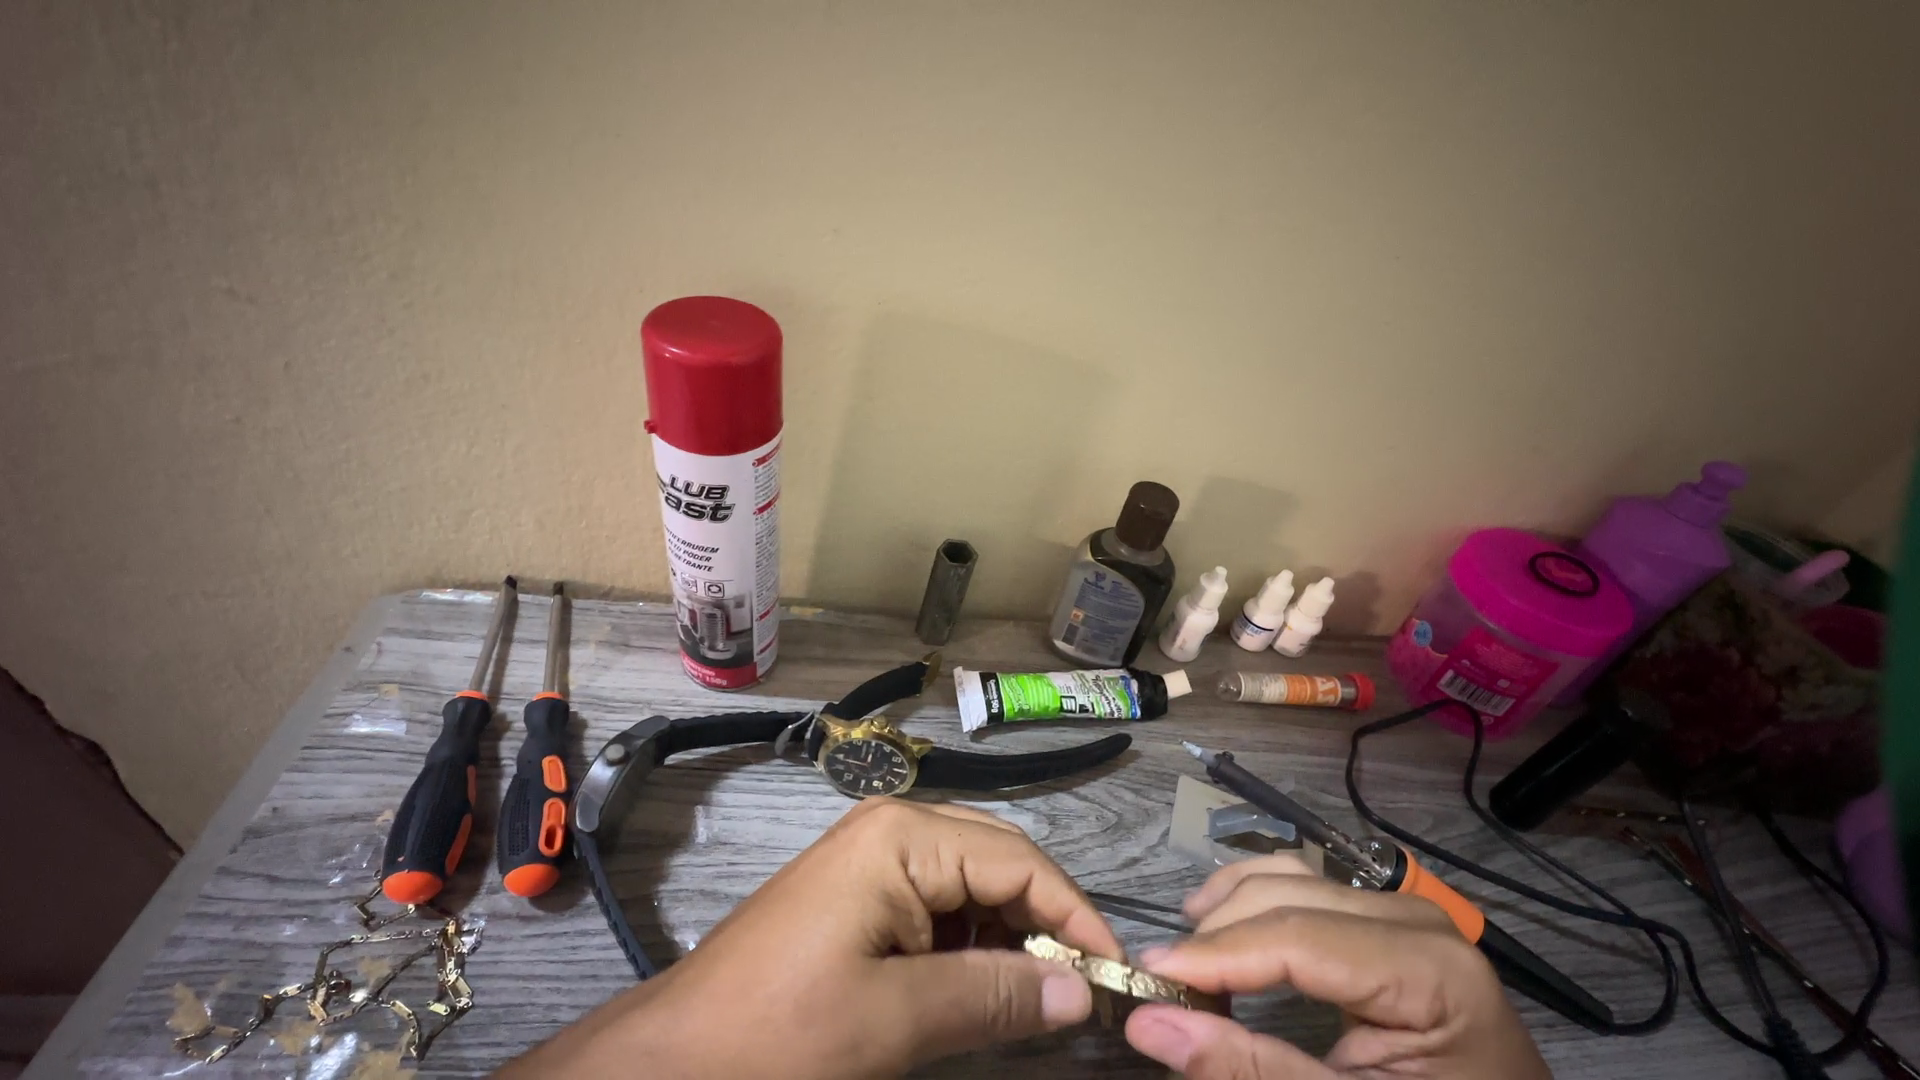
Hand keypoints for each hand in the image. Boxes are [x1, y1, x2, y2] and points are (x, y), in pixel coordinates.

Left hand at [497, 798, 1121, 1078]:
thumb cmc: (782, 1031)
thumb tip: (1082, 994)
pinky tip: (985, 985)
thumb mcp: (895, 1019)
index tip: (1116, 977)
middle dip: (1046, 920)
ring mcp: (875, 856)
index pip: (1019, 860)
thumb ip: (994, 996)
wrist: (676, 1056)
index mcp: (904, 835)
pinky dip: (973, 942)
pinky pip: (941, 903)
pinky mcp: (863, 890)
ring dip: (1012, 934)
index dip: (1074, 916)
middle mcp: (895, 827)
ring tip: (1040, 994)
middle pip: (1000, 859)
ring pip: (974, 881)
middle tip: (1084, 989)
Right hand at [1124, 854, 1551, 1078]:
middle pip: (1286, 899)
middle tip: (1159, 985)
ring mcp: (1402, 911)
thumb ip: (1252, 1068)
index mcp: (1430, 972)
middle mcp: (1416, 920)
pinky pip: (1304, 883)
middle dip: (1214, 936)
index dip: (1216, 955)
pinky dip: (1251, 896)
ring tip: (1180, 955)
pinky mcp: (1386, 919)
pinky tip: (1217, 917)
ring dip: (1225, 908)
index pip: (1297, 939)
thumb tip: (1147, 1025)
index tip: (1148, 978)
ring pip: (1287, 877)